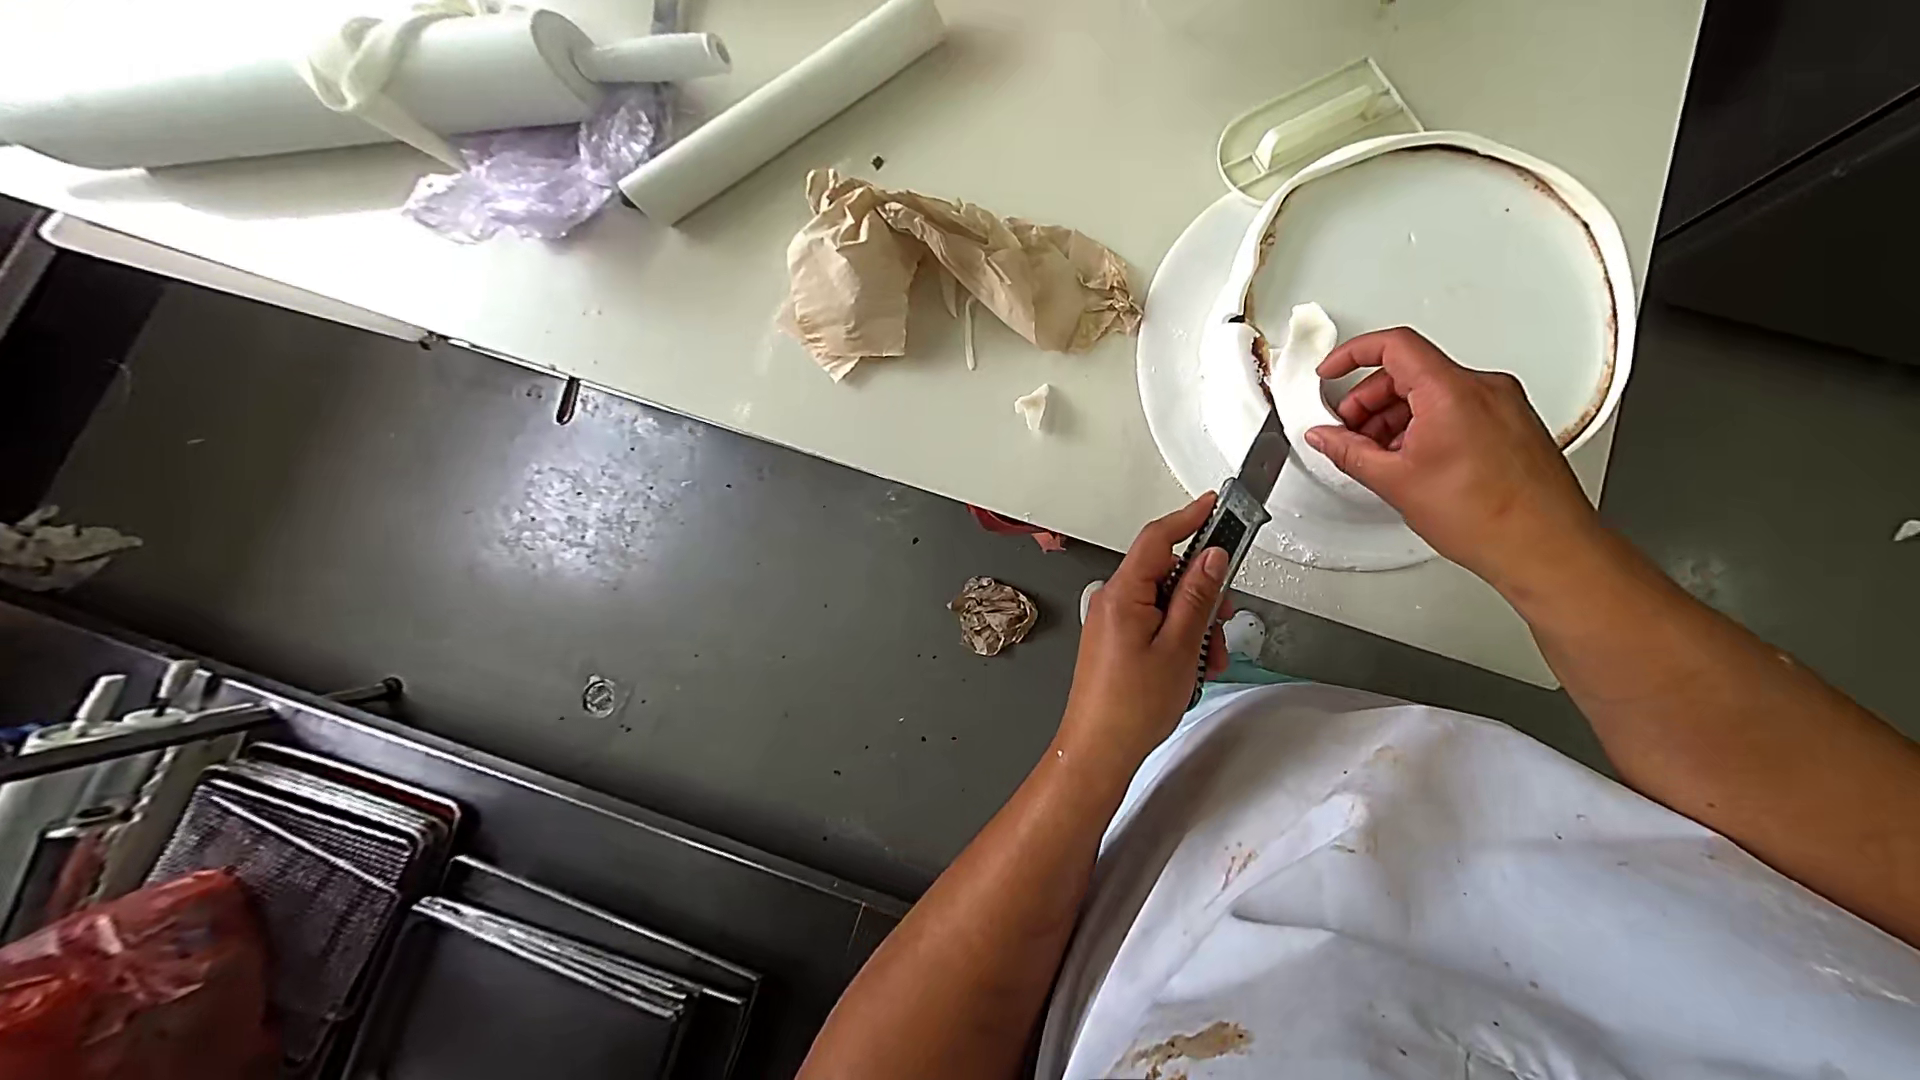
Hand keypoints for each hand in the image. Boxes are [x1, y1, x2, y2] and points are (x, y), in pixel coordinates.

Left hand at [1057, 495, 1230, 770]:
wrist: (1099, 748)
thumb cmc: (1130, 707)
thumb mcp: (1179, 646)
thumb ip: (1197, 596)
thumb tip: (1211, 557)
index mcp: (1122, 594)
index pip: (1157, 538)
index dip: (1189, 517)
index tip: (1215, 505)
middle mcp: (1112, 601)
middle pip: (1168, 573)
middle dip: (1203, 594)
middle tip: (1222, 620)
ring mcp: (1112, 620)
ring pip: (1167, 602)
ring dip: (1195, 624)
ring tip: (1205, 660)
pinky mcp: (1117, 638)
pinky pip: (1155, 622)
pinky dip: (1180, 637)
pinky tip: (1192, 666)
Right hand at [1301, 328, 1601, 589]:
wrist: (1543, 546)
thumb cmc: (1487, 516)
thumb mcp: (1394, 480)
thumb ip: (1348, 450)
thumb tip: (1325, 436)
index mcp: (1452, 392)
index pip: (1394, 346)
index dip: (1352, 354)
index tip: (1331, 371)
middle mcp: (1483, 388)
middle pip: (1408, 371)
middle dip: (1367, 400)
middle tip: (1346, 431)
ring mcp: (1501, 404)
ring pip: (1429, 391)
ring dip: (1392, 416)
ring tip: (1375, 454)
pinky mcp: (1509, 422)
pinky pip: (1453, 407)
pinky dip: (1420, 425)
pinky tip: (1405, 459)